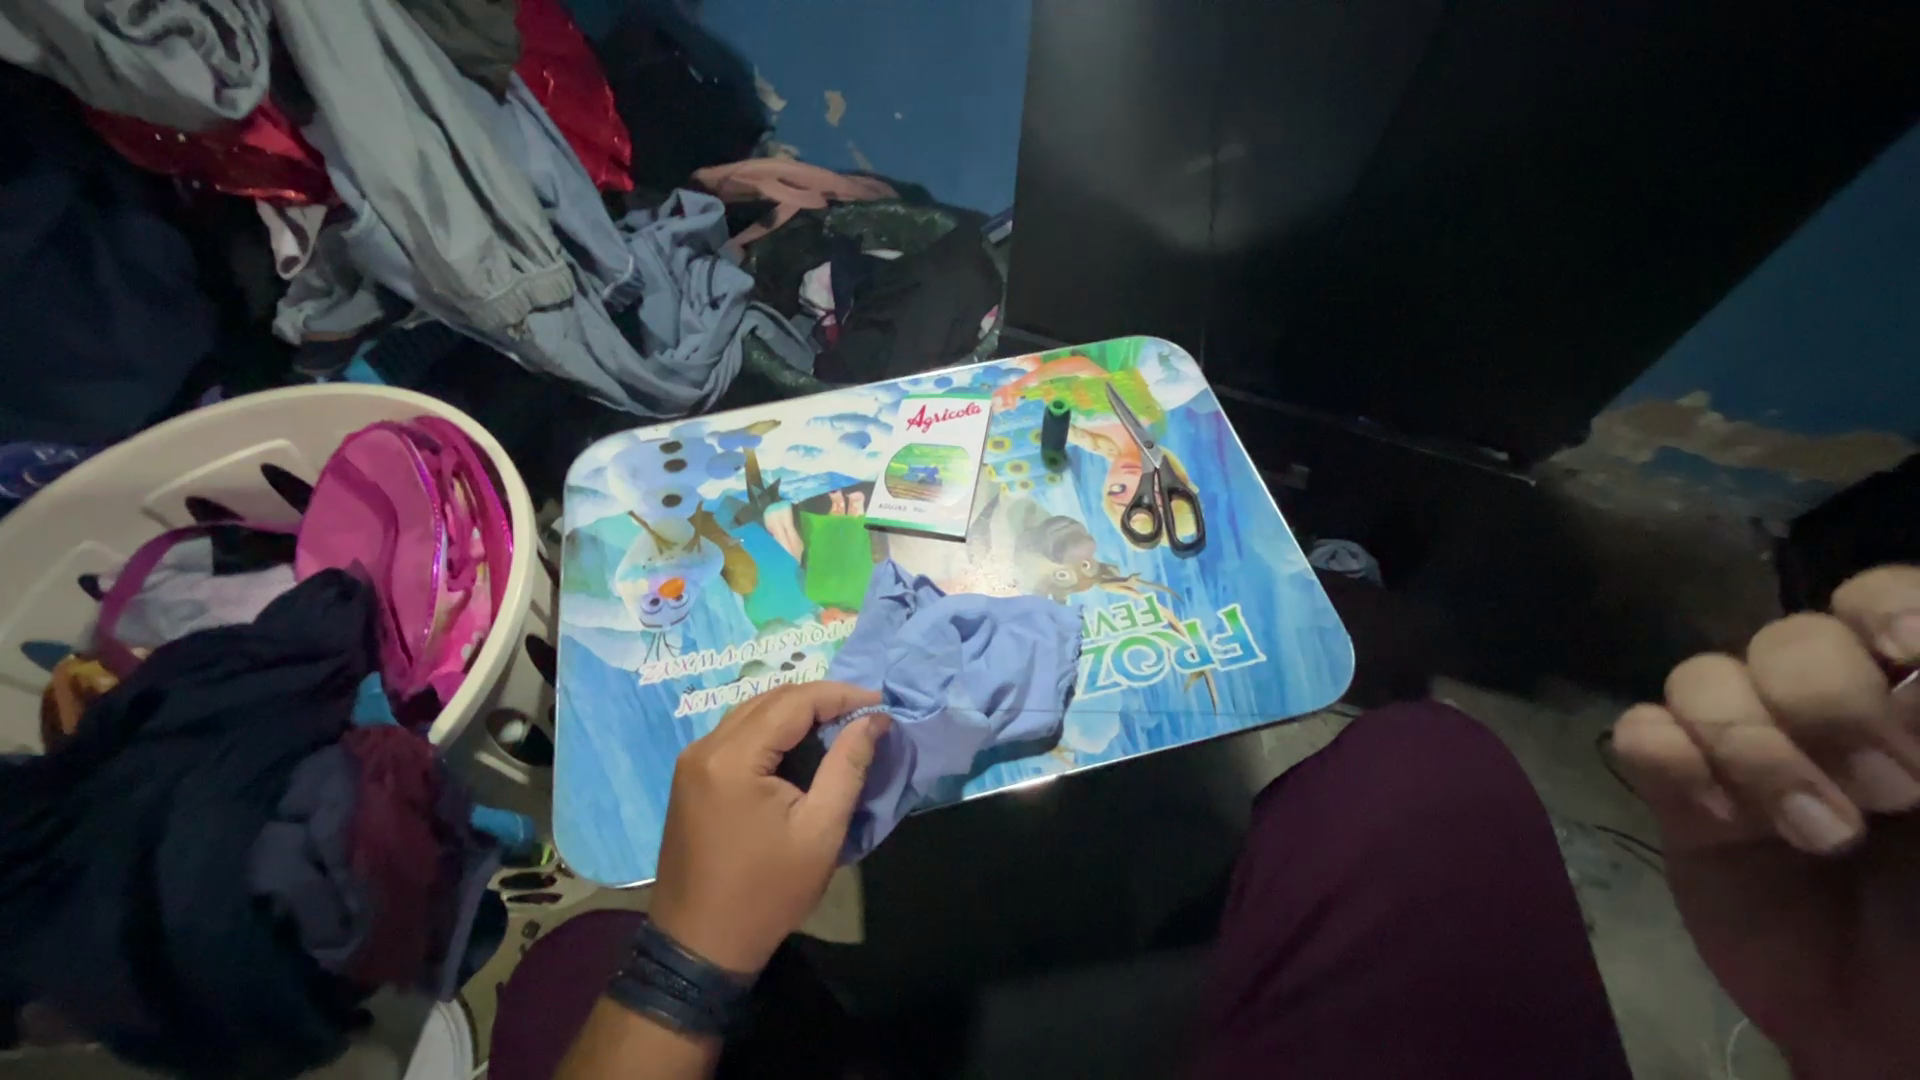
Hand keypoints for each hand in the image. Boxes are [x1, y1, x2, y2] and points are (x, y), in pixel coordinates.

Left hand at [648, 682, 889, 976]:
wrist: (698, 946)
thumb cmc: (766, 893)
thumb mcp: (821, 831)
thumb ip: (848, 766)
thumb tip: (874, 719)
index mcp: (733, 757)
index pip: (794, 702)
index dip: (841, 695)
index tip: (880, 703)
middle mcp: (706, 747)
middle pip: (771, 699)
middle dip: (821, 699)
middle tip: (864, 713)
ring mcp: (693, 761)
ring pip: (753, 712)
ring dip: (797, 711)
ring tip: (840, 724)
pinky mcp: (691, 776)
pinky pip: (738, 733)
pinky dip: (774, 729)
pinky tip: (801, 745)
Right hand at [1612, 566, 1919, 1076]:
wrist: (1905, 1043)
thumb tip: (1907, 668)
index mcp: (1915, 702)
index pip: (1880, 597)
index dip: (1886, 607)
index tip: (1909, 658)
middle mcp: (1826, 712)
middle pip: (1784, 636)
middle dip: (1825, 703)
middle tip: (1891, 789)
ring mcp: (1741, 752)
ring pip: (1698, 678)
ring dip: (1752, 749)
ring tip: (1817, 834)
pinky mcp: (1677, 795)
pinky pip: (1639, 736)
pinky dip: (1677, 768)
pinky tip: (1724, 823)